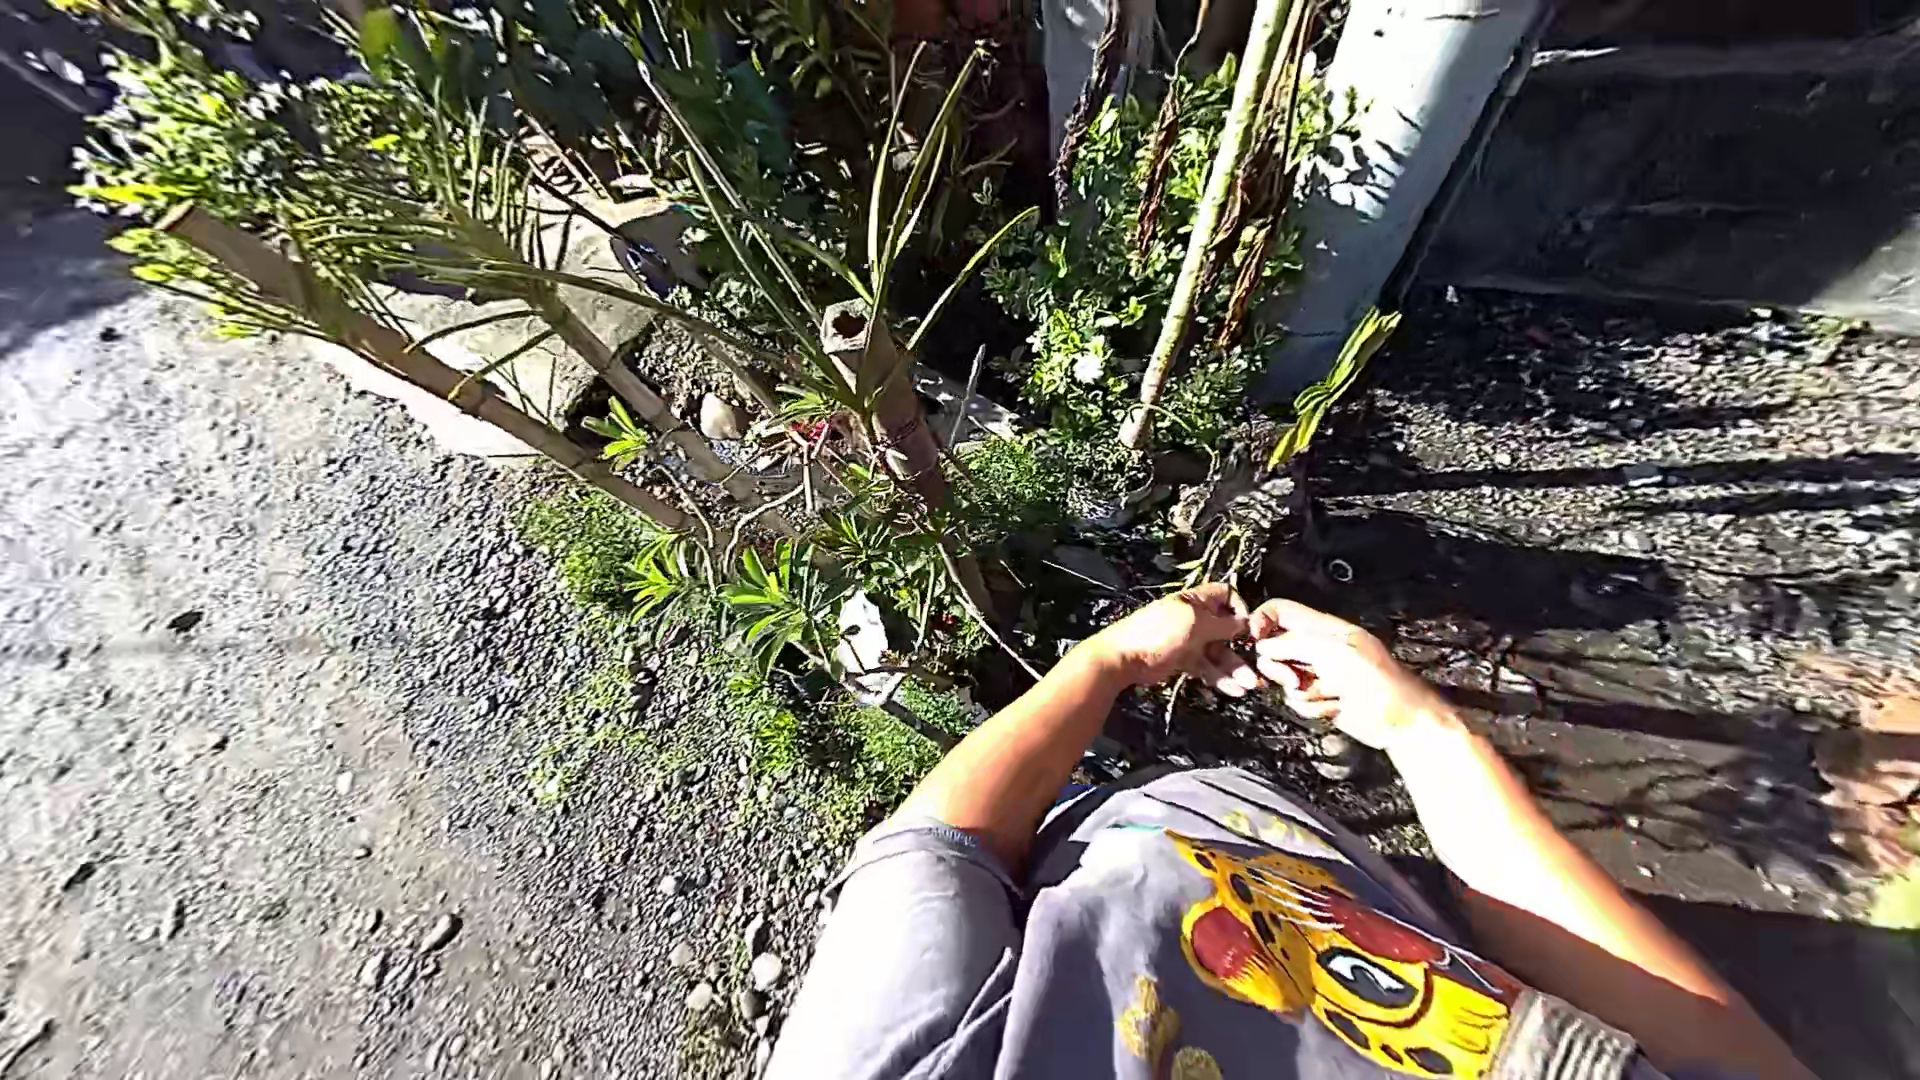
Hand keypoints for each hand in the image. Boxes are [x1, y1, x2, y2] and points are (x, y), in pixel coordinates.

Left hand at [1082, 583, 1258, 695]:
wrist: (1124, 656)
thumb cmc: (1159, 632)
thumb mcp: (1194, 623)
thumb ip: (1221, 623)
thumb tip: (1243, 622)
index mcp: (1195, 600)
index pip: (1225, 595)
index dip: (1239, 608)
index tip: (1248, 628)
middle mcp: (1194, 618)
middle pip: (1225, 629)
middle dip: (1240, 647)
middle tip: (1257, 667)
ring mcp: (1188, 639)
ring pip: (1217, 652)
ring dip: (1233, 667)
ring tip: (1248, 686)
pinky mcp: (1182, 659)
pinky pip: (1205, 666)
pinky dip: (1218, 677)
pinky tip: (1231, 689)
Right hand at [1246, 597, 1452, 750]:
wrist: (1406, 725)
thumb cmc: (1378, 682)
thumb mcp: (1335, 654)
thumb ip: (1294, 645)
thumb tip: (1262, 649)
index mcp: (1324, 628)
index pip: (1280, 610)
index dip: (1261, 620)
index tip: (1253, 639)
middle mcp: (1316, 647)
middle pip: (1273, 646)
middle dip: (1279, 666)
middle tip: (1295, 679)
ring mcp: (1317, 673)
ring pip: (1281, 677)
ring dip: (1300, 691)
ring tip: (1328, 695)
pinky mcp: (1319, 698)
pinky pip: (1294, 699)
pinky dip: (1310, 707)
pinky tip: (1334, 708)